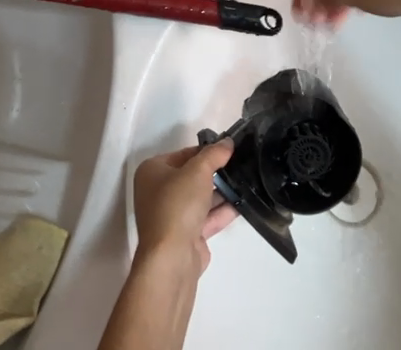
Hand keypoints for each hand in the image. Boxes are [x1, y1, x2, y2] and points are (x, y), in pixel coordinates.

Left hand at [132, 142, 237, 272]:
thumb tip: (227, 142)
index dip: (207, 151)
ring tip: (248, 182)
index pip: (183, 154)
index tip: (230, 149)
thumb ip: (214, 154)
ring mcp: (172, 216)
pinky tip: (244, 204)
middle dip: (216, 173)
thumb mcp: (197, 171)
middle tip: (242, 164)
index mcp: (152, 171)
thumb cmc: (178, 205)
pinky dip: (223, 211)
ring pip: (201, 199)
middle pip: (192, 177)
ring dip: (222, 192)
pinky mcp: (186, 235)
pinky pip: (207, 218)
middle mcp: (158, 192)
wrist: (172, 257)